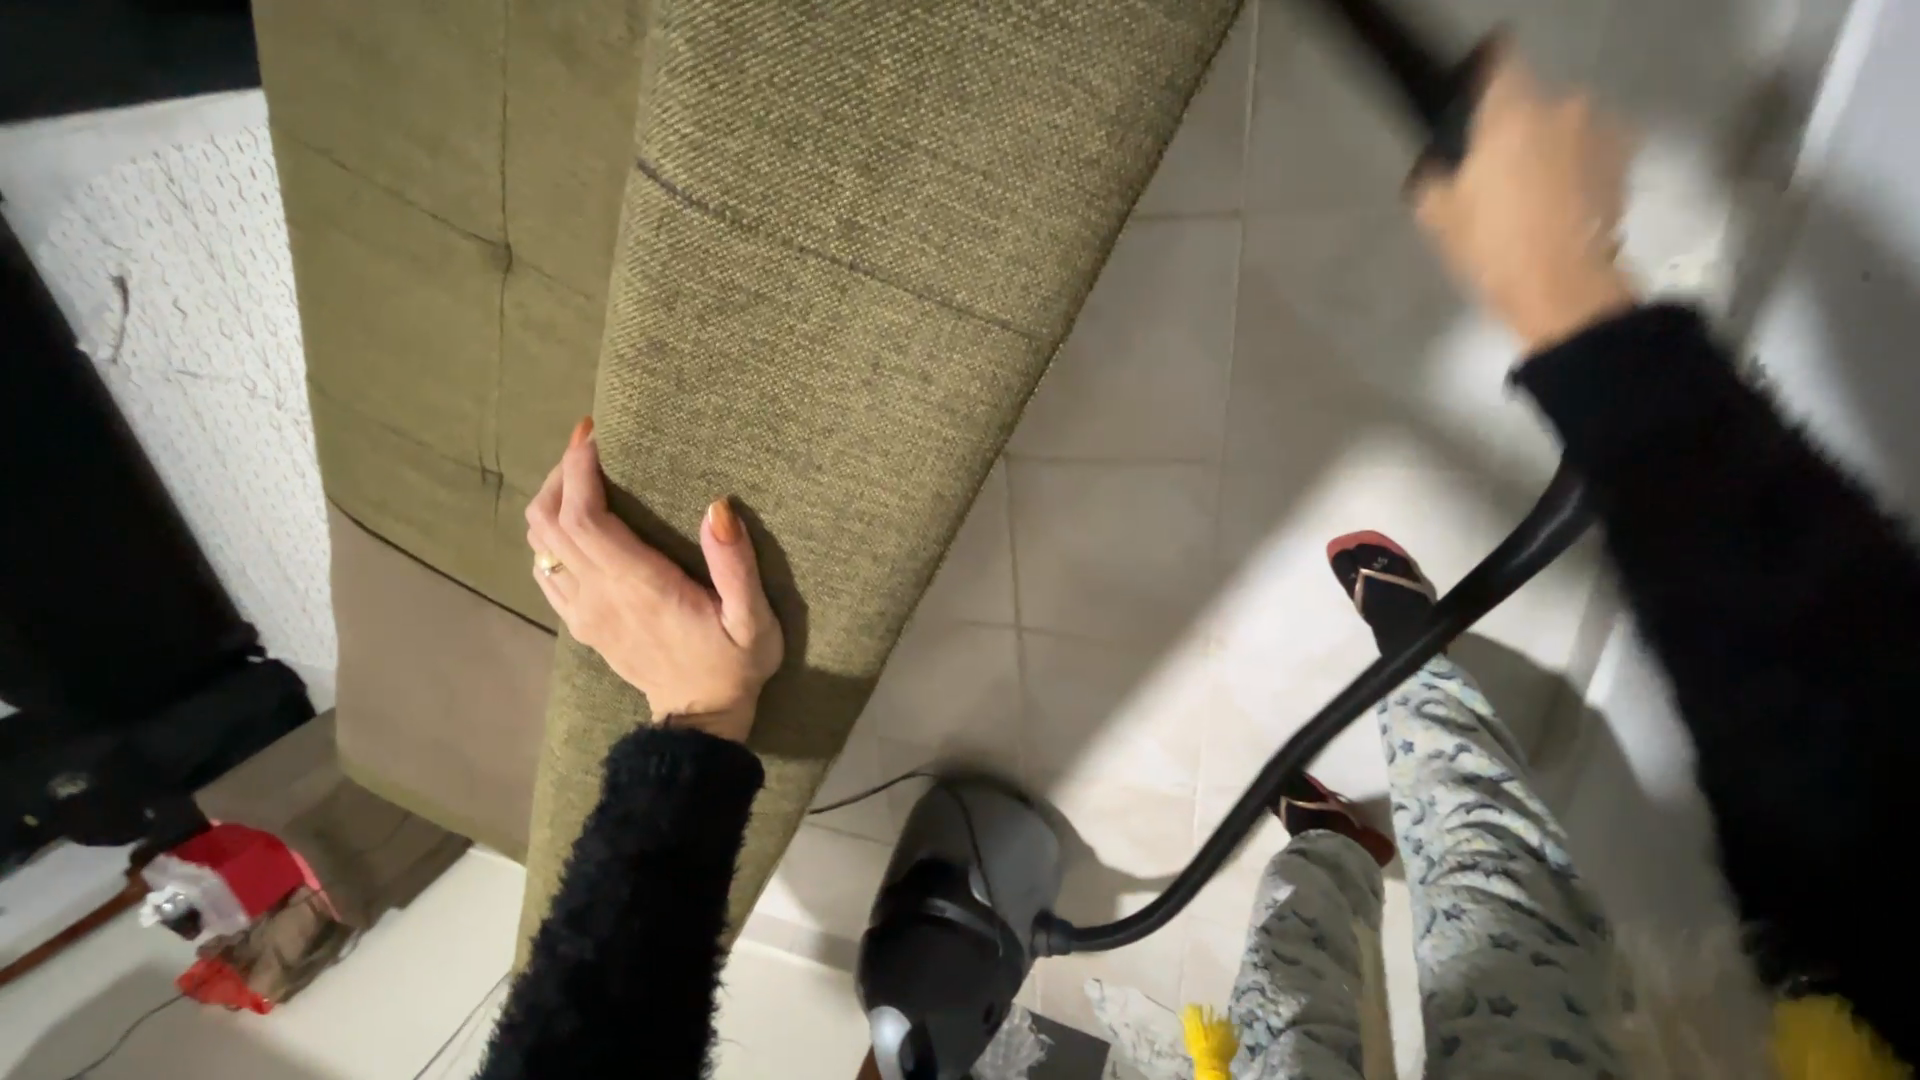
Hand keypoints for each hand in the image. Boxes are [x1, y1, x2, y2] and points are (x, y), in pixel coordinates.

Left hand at [525, 417, 783, 742]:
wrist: (700, 721)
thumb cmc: (735, 664)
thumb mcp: (754, 620)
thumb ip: (736, 566)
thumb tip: (716, 508)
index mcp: (640, 587)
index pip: (586, 518)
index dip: (579, 471)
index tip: (593, 434)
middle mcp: (599, 595)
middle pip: (550, 521)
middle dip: (561, 474)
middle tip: (590, 445)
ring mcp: (583, 611)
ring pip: (540, 543)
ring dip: (551, 500)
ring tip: (583, 476)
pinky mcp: (581, 623)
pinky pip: (544, 569)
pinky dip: (549, 536)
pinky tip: (574, 524)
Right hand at [1411, 44, 1638, 354]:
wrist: (1561, 285)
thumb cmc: (1492, 246)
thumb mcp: (1438, 217)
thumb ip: (1437, 177)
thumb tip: (1441, 164)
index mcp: (1511, 115)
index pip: (1500, 60)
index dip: (1486, 67)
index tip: (1476, 80)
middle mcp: (1563, 107)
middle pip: (1532, 103)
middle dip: (1514, 128)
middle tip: (1493, 172)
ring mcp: (1602, 130)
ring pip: (1563, 127)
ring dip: (1548, 148)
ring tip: (1528, 195)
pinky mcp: (1625, 159)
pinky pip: (1590, 151)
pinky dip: (1574, 169)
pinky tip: (1556, 205)